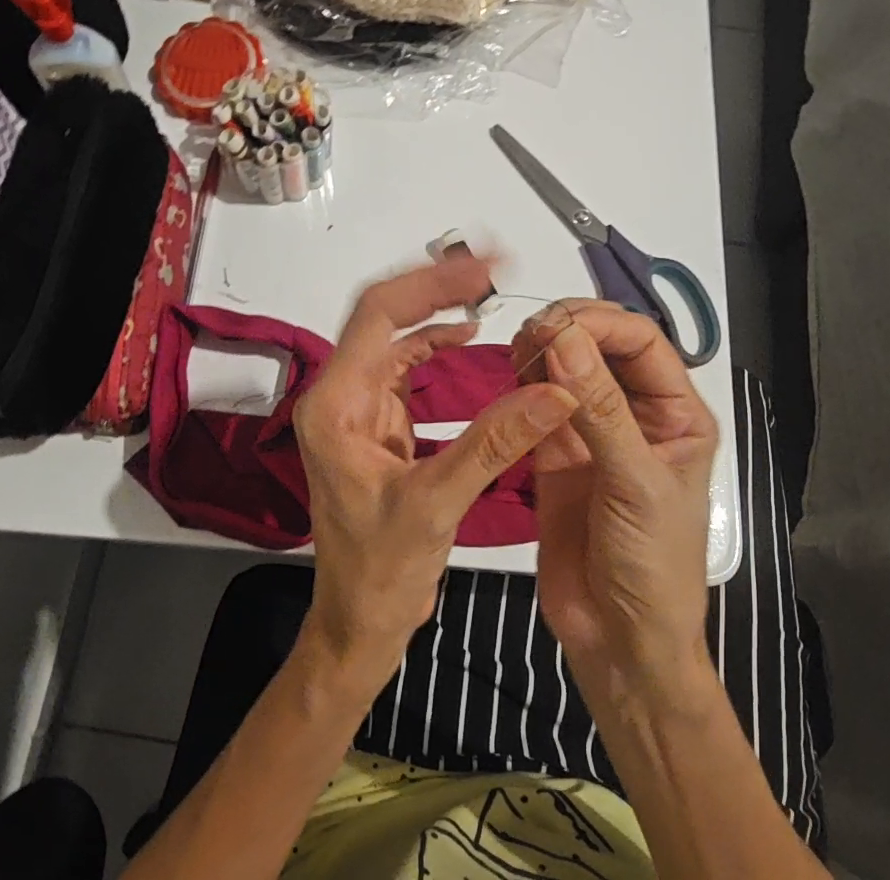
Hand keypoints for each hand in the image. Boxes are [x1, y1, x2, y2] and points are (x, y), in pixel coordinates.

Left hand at [294, 258, 578, 688]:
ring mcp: (357, 414)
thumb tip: (553, 392)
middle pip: (384, 320)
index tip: (482, 268)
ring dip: (436, 315)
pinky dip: (434, 351)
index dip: (430, 284)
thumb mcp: (437, 504)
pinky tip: (466, 342)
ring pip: (395, 343)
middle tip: (492, 270)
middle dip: (436, 289)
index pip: (377, 316)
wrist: (359, 620)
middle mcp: (339, 400)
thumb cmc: (380, 572)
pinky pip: (404, 374)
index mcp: (336, 408)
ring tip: (486, 293)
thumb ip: (493, 443)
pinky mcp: (377, 430)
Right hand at [511, 300, 720, 700]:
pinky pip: (539, 410)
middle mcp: (636, 417)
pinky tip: (508, 376)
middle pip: (603, 350)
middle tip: (528, 333)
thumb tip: (563, 338)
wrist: (619, 639)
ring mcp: (593, 437)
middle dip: (570, 332)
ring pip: (567, 374)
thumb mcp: (636, 484)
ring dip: (542, 354)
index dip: (601, 324)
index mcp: (677, 416)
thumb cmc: (652, 565)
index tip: (554, 323)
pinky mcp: (555, 459)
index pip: (642, 344)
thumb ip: (600, 411)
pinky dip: (522, 389)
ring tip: (515, 349)